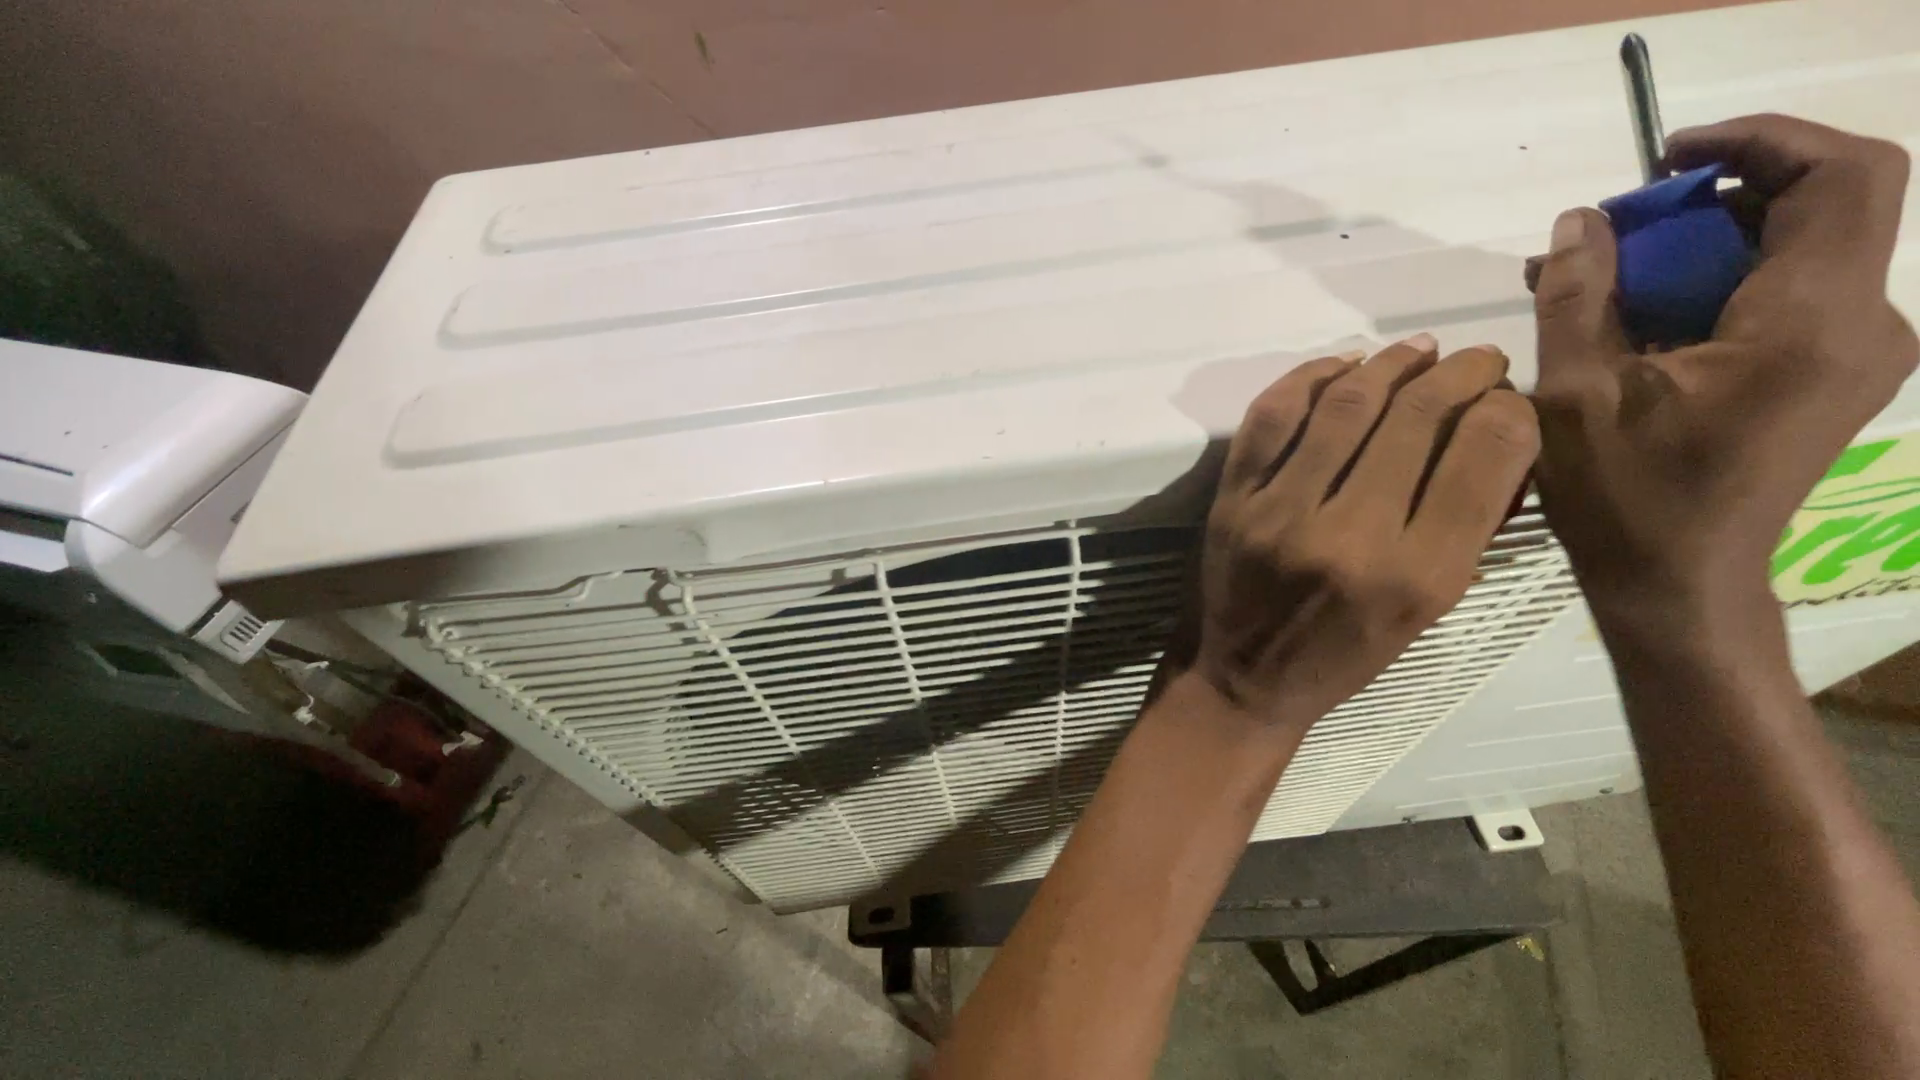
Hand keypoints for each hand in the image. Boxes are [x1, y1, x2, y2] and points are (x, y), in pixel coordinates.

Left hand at [1181, 336, 1537, 725]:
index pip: (1486, 454)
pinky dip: (1309, 377)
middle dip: (1459, 373)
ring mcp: (1281, 513)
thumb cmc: (1351, 651)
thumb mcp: (1433, 606)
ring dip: (1390, 364)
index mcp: (1421, 574)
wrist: (1250, 680)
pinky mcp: (1233, 501)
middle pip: (1417, 417)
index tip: (1508, 396)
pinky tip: (1342, 365)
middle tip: (1475, 359)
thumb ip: (1470, 523)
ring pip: (1345, 405)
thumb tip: (1502, 428)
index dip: (1508, 407)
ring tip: (1418, 352)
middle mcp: (1351, 537)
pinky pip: (1271, 416)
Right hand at [1529, 114, 1916, 621]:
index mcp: (1806, 325)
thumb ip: (1578, 296)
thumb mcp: (1575, 394)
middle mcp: (1861, 326)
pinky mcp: (1830, 376)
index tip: (1667, 154)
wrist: (1679, 585)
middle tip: (1610, 231)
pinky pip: (1783, 300)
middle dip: (1708, 201)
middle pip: (1814, 210)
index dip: (1762, 139)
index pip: (1840, 177)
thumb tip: (1581, 219)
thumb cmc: (1623, 498)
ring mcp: (1854, 354)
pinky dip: (1711, 289)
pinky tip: (1631, 318)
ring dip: (1699, 248)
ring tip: (1596, 278)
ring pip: (1793, 255)